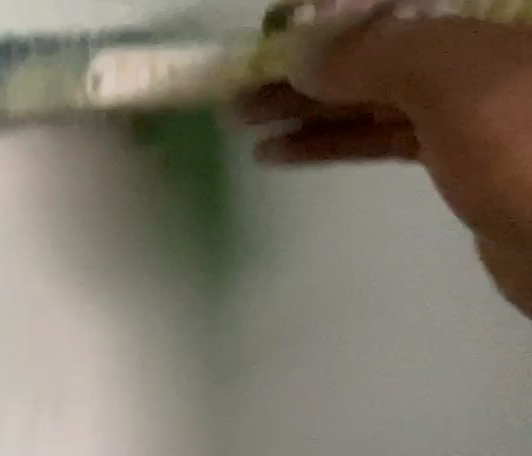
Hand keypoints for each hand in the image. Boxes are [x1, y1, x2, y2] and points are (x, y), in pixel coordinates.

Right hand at [240, 13, 531, 315]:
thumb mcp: (471, 83)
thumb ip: (385, 53)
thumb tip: (300, 52)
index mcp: (521, 6)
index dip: (344, 4)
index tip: (279, 27)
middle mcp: (511, 38)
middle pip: (399, 34)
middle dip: (317, 57)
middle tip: (241, 80)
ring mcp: (496, 92)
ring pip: (385, 86)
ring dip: (310, 104)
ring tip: (241, 119)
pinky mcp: (475, 144)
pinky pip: (389, 131)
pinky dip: (332, 140)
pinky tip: (278, 152)